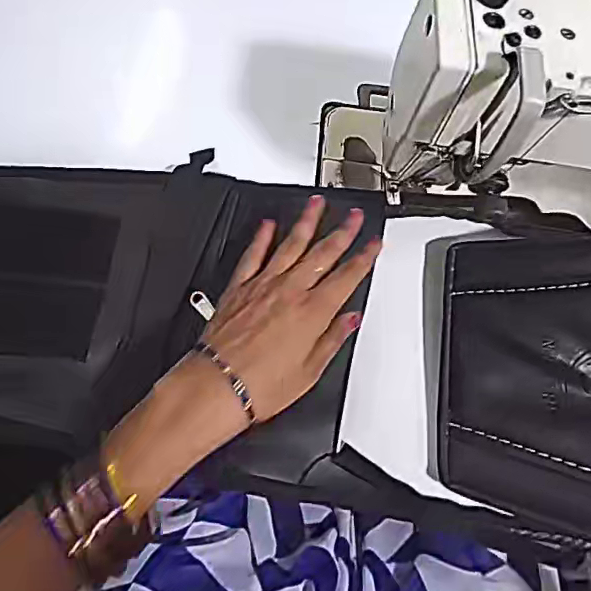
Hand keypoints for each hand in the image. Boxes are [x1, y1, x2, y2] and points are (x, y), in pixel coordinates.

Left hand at [105, 198, 380, 506]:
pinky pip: (254, 255)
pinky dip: (262, 237)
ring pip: (291, 244)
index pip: (347, 276)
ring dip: (307, 222)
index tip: (373, 243)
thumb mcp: (309, 371)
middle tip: (353, 215)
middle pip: (324, 253)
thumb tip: (349, 320)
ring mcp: (263, 285)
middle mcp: (290, 292)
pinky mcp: (239, 287)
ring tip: (317, 204)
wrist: (217, 385)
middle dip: (343, 231)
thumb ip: (332, 339)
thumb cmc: (260, 386)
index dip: (364, 257)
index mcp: (313, 312)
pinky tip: (268, 225)